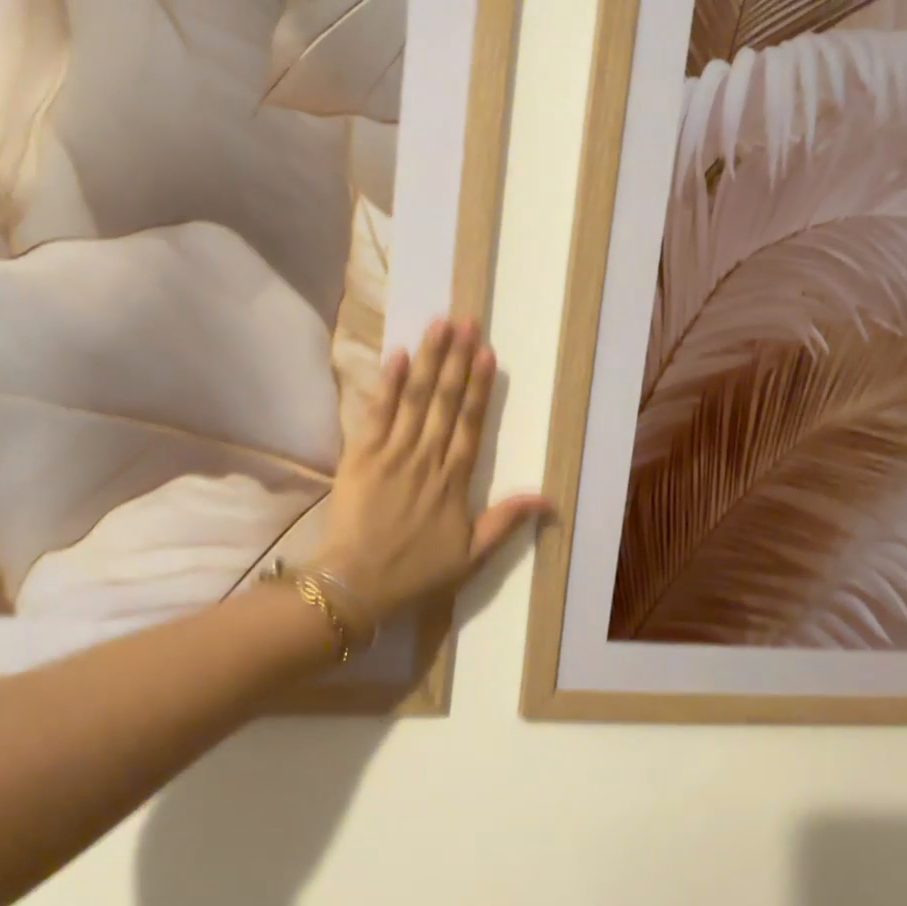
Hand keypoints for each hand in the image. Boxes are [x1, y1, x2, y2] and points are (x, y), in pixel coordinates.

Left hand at [310, 317, 547, 623]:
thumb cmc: (415, 573)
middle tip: (465, 321)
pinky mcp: (359, 456)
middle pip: (443, 402)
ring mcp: (391, 454)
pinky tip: (398, 355)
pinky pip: (376, 413)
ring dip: (427, 360)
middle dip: (455, 360)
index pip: (469, 425)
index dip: (478, 388)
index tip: (485, 353)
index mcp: (453, 482)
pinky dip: (387, 384)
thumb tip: (549, 500)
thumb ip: (506, 522)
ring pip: (413, 399)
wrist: (357, 582)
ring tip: (438, 325)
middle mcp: (425, 459)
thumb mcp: (470, 555)